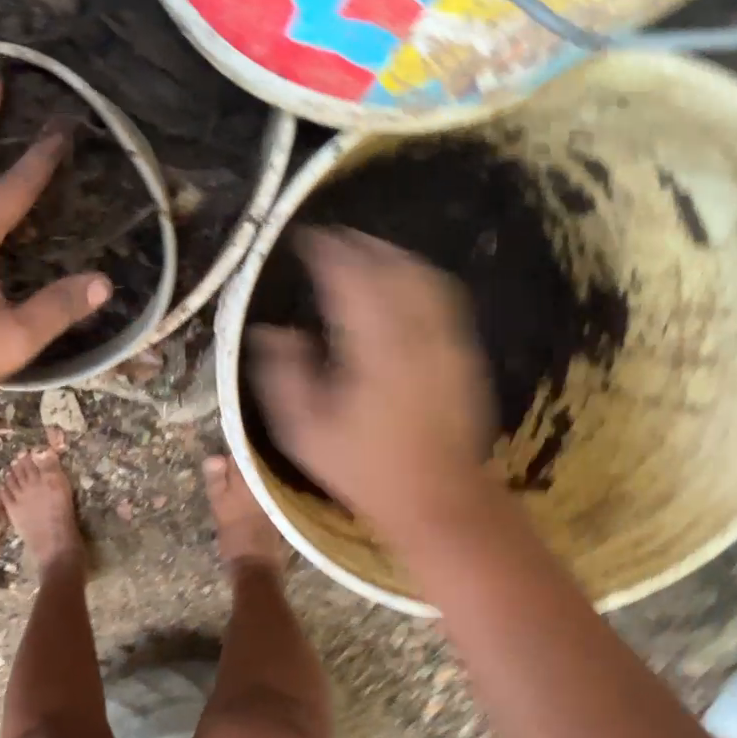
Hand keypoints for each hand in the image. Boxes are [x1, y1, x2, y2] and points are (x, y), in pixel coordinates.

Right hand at [250, 228, 494, 528]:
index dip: (330, 253)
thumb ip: (283, 376)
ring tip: (367, 252)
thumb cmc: (363, 469)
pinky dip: (418, 280)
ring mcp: (448, 345)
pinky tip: (403, 287)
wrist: (438, 499)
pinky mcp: (464, 358)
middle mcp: (417, 337)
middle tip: (335, 239)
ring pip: (427, 281)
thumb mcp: (303, 431)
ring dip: (395, 258)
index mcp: (375, 351)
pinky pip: (443, 301)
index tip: (308, 238)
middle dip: (364, 247)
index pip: (353, 282)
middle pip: (396, 271)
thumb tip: (272, 334)